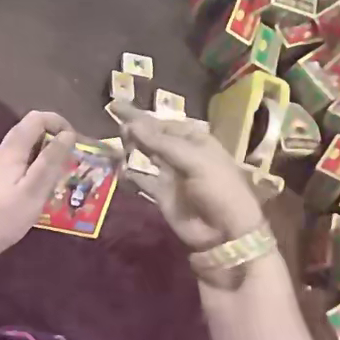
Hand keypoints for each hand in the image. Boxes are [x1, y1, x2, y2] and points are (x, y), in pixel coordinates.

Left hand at [0, 111, 76, 256]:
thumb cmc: (5, 215)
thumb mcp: (34, 188)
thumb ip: (51, 160)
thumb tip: (68, 135)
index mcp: (13, 149)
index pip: (37, 118)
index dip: (59, 123)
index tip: (75, 143)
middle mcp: (4, 152)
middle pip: (31, 131)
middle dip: (55, 139)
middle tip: (72, 161)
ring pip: (27, 148)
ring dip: (47, 155)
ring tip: (62, 175)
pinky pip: (21, 163)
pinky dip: (37, 168)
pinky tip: (44, 188)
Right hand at [114, 102, 265, 251]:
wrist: (225, 231)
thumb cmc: (218, 188)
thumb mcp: (194, 160)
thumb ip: (161, 143)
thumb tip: (131, 124)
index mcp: (194, 140)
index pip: (163, 123)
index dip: (141, 116)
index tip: (117, 107)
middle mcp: (181, 153)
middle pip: (152, 137)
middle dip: (134, 129)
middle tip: (114, 123)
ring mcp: (170, 174)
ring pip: (144, 156)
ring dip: (129, 148)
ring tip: (113, 143)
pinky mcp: (161, 194)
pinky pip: (141, 180)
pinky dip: (128, 174)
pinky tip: (117, 168)